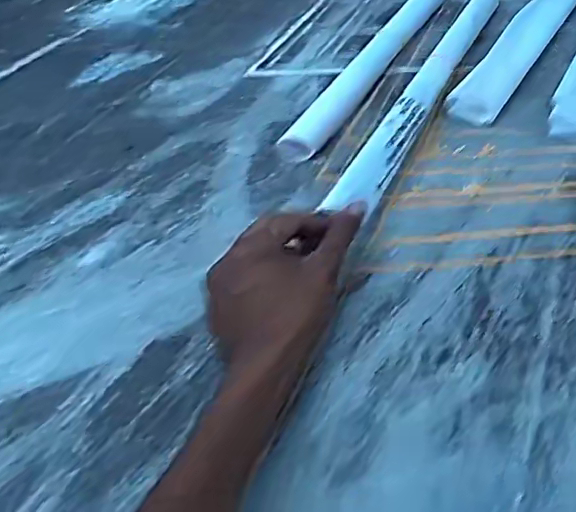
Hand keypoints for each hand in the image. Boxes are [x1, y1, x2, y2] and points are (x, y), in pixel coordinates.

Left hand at [204, 207, 364, 375]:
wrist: (263, 370)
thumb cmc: (295, 313)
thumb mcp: (324, 269)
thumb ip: (339, 234)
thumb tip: (357, 205)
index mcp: (249, 247)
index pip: (288, 219)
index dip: (318, 223)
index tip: (339, 235)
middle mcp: (227, 261)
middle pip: (268, 233)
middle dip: (299, 235)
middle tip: (324, 248)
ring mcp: (218, 286)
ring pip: (256, 255)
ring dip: (284, 253)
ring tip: (309, 267)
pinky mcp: (219, 307)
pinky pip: (246, 276)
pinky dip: (267, 273)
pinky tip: (287, 289)